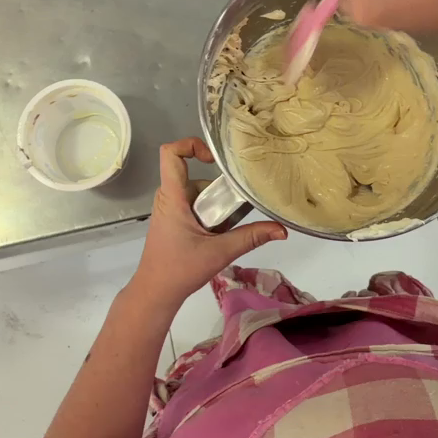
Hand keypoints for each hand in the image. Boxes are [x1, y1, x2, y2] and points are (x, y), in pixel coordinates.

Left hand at [126, 139, 286, 310]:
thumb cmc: (179, 270)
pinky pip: (195, 206)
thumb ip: (251, 237)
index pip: (171, 154)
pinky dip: (210, 215)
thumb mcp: (219, 252)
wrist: (155, 293)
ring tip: (231, 224)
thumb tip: (281, 229)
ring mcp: (170, 209)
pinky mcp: (174, 221)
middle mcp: (169, 197)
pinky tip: (222, 233)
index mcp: (173, 196)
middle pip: (193, 176)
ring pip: (197, 193)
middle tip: (237, 206)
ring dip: (216, 206)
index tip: (214, 158)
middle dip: (217, 189)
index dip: (191, 145)